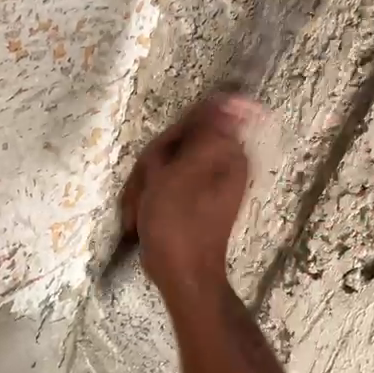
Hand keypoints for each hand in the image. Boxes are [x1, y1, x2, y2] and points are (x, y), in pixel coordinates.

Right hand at [118, 94, 257, 297]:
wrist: (180, 275)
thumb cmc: (178, 225)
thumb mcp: (184, 171)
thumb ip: (205, 133)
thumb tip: (233, 97)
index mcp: (226, 154)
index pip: (192, 122)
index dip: (168, 141)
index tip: (159, 165)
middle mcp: (219, 165)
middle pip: (174, 145)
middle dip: (151, 168)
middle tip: (146, 191)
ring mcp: (203, 184)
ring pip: (161, 167)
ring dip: (144, 187)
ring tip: (139, 211)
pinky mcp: (188, 201)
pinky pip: (161, 186)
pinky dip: (147, 200)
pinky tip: (140, 218)